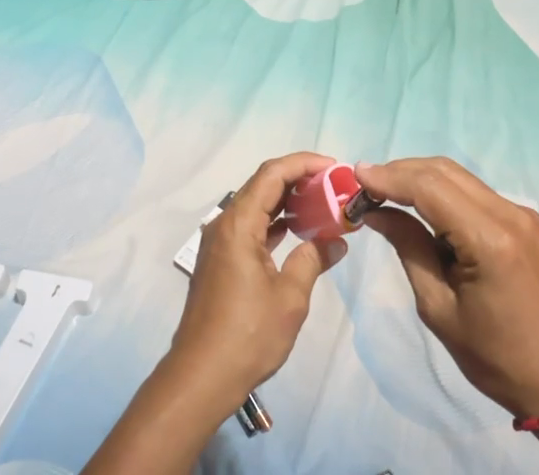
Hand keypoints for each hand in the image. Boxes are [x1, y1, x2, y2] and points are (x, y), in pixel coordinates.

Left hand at [168, 152, 349, 401]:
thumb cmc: (248, 335)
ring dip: (289, 202)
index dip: (304, 164)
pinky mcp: (221, 261)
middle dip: (300, 180)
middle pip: (263, 185)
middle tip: (336, 187)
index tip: (335, 168)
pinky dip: (276, 223)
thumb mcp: (290, 297)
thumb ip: (313, 260)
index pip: (272, 174)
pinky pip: (251, 227)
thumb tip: (337, 241)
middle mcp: (224, 225)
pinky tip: (300, 231)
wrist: (201, 376)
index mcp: (238, 224)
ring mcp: (219, 243)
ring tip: (325, 205)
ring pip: (257, 206)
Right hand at [357, 157, 538, 418]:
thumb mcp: (438, 307)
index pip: (430, 188)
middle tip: (365, 186)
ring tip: (384, 193)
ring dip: (420, 178)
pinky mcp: (523, 221)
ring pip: (459, 177)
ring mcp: (520, 214)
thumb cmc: (494, 355)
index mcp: (489, 240)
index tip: (356, 176)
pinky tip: (419, 208)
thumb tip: (377, 213)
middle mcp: (509, 214)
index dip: (390, 178)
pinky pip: (474, 193)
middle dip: (401, 172)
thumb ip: (409, 248)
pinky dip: (441, 192)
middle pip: (444, 171)